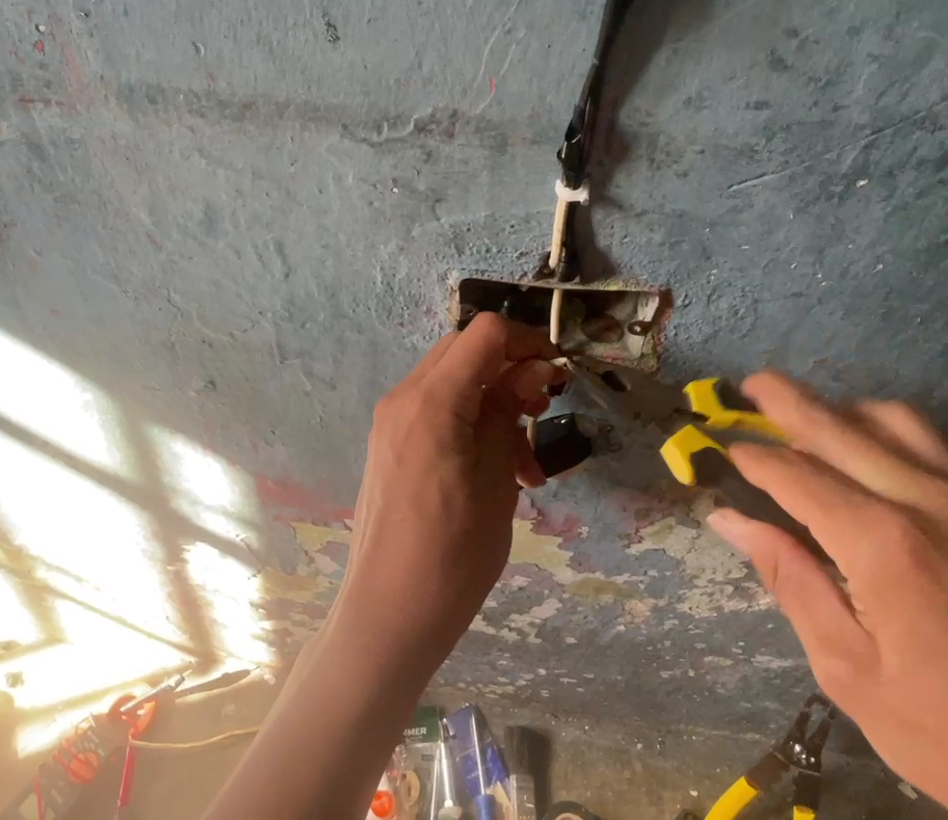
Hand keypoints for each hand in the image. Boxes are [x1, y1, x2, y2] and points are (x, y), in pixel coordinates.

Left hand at [331, 313, 559, 667]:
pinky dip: (470, 424)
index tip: (558, 377)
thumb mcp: (497, 479)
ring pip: (452, 382)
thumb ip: (509, 413)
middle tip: (542, 414)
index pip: (485, 334)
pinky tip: (498, 472)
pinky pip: (435, 412)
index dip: (529, 343)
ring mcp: (391, 422)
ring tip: (527, 462)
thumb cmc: (452, 553)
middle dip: (511, 371)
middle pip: (465, 351)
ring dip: (494, 403)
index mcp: (432, 400)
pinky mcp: (389, 445)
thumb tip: (531, 369)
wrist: (388, 613)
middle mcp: (404, 398)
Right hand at [707, 373, 947, 819]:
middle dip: (785, 402)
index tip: (712, 445)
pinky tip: (864, 449)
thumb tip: (730, 520)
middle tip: (744, 387)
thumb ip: (789, 580)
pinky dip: (886, 429)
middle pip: (841, 427)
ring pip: (895, 420)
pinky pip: (934, 445)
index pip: (794, 473)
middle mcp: (929, 502)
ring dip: (841, 409)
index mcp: (884, 543)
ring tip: (801, 418)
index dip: (748, 455)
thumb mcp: (848, 670)